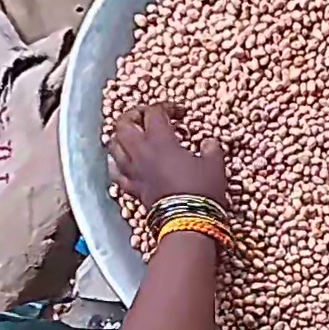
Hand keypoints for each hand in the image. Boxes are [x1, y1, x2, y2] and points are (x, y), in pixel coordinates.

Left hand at [108, 105, 227, 208]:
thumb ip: (211, 148)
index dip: (167, 107)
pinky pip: (117, 174)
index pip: (155, 112)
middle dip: (134, 115)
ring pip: (114, 146)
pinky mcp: (133, 190)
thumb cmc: (201, 190)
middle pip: (124, 124)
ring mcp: (134, 172)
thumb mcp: (214, 165)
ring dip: (121, 137)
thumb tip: (209, 143)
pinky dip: (117, 164)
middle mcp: (141, 152)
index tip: (180, 113)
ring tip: (131, 136)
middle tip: (146, 116)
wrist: (187, 222)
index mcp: (160, 140)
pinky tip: (120, 162)